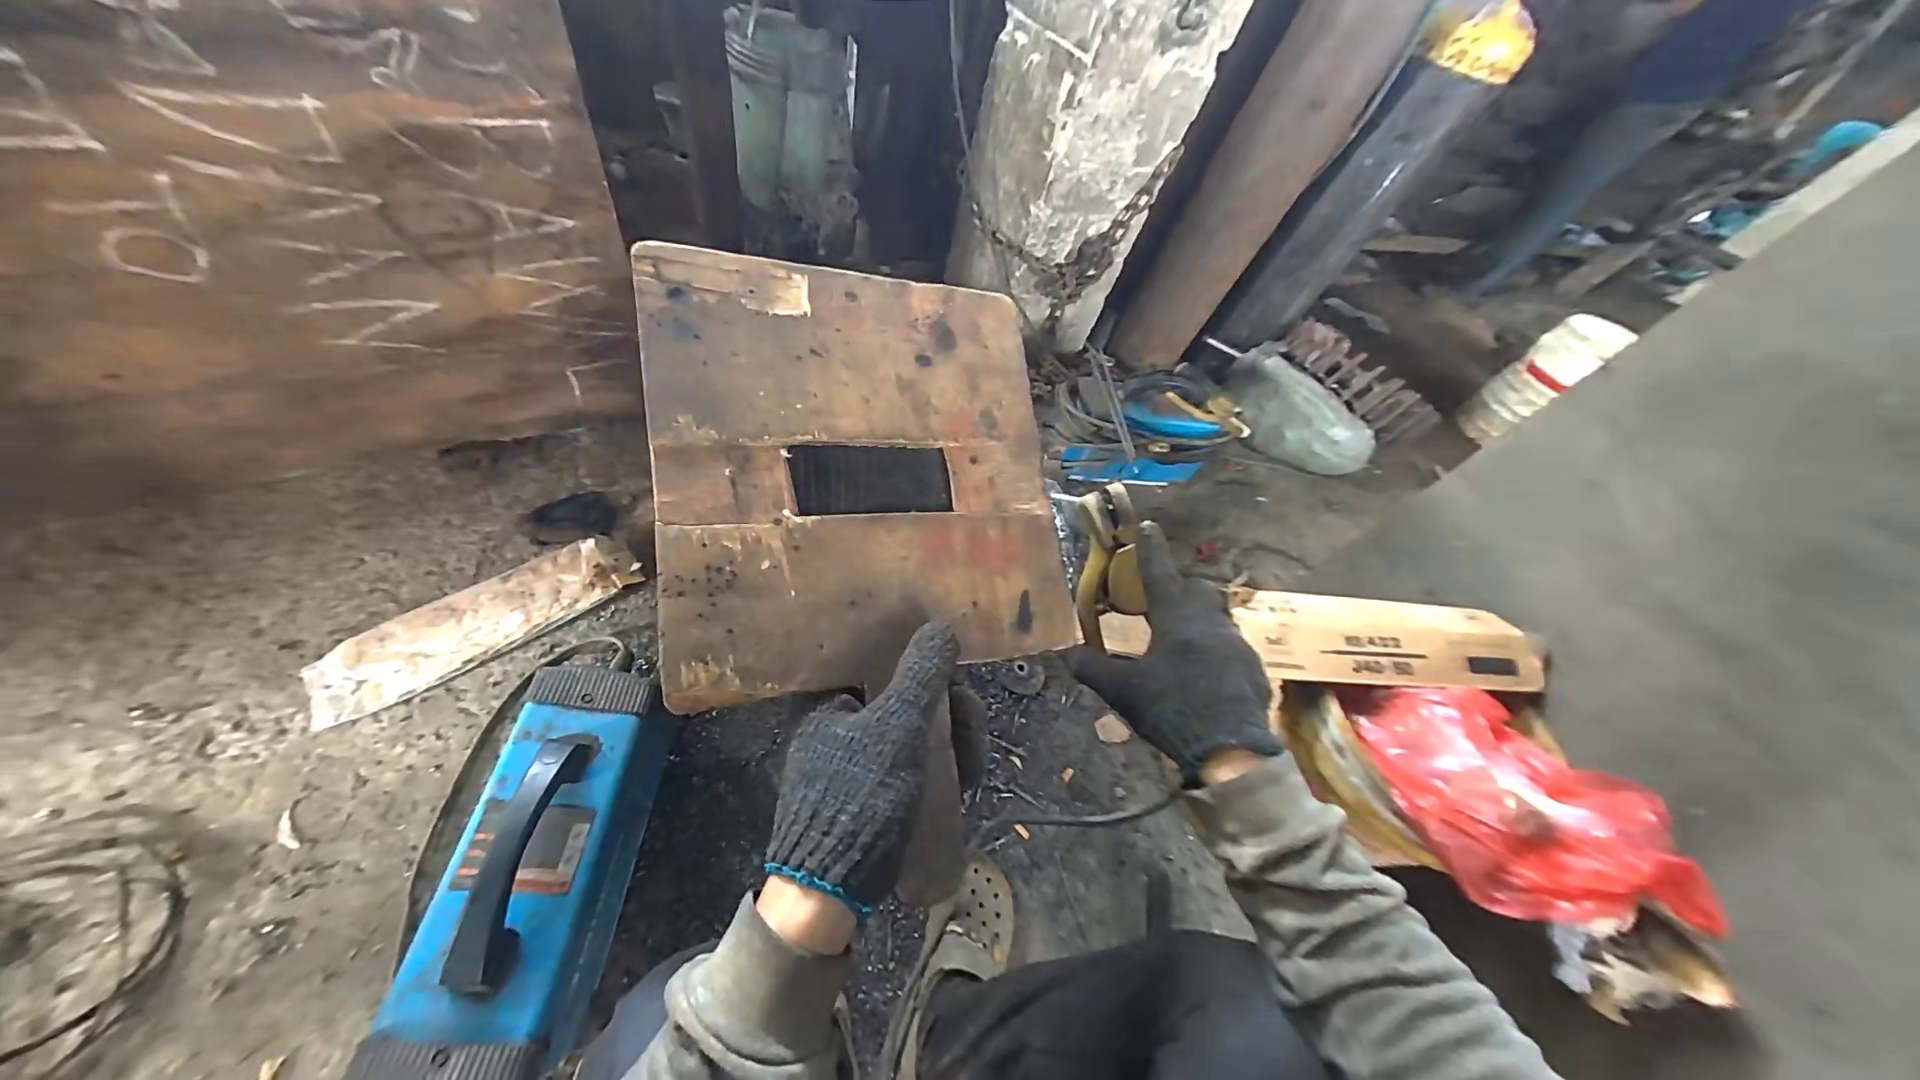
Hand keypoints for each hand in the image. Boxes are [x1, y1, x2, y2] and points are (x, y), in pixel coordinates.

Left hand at [764, 622, 960, 919]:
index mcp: (825, 699)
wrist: (828, 894)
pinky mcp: (861, 789)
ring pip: (908, 729)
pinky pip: (905, 760)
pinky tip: (959, 781)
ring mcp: (846, 759)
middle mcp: (832, 722)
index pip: (878, 659)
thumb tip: (942, 628)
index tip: (954, 681)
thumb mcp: (897, 729)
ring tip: (972, 769)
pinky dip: (933, 764)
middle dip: (947, 711)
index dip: (921, 663)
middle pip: (900, 695)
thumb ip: (921, 675)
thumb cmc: (859, 799)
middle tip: (973, 730)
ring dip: (948, 740)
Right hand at [1068, 523, 1282, 782]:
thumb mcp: (1123, 692)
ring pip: (1215, 620)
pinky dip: (1213, 652)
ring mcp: (1238, 647)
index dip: (1151, 550)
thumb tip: (1069, 655)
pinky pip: (1230, 648)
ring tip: (1179, 644)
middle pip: (1196, 592)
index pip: (1160, 574)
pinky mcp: (1254, 671)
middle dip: (1179, 590)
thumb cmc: (1170, 710)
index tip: (1149, 527)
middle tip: (1160, 602)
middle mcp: (1211, 624)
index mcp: (1178, 620)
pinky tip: (1202, 676)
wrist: (1229, 752)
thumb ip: (1093, 668)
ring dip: (1197, 622)